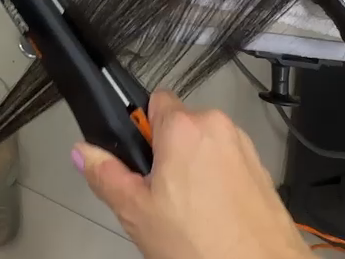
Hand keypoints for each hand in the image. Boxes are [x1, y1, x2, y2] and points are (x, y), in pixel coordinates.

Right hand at [75, 91, 311, 258]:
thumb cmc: (202, 246)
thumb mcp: (138, 214)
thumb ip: (107, 176)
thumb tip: (83, 152)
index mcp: (183, 127)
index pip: (154, 100)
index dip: (144, 128)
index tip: (143, 159)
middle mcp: (215, 125)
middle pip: (180, 124)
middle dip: (169, 153)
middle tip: (162, 195)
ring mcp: (242, 145)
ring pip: (205, 144)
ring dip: (195, 166)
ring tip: (190, 212)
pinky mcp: (261, 168)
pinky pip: (229, 162)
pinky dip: (220, 180)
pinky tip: (214, 216)